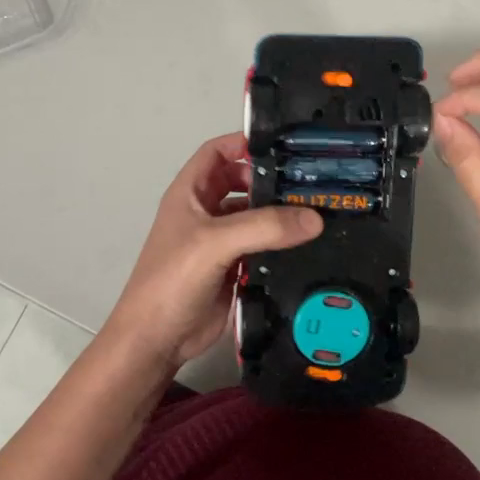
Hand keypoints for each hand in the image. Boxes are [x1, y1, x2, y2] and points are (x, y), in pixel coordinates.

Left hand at [103, 134, 322, 370]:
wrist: (156, 338)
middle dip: (273, 179)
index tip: (286, 145)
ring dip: (282, 214)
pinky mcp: (233, 269)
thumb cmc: (172, 280)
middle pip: (242, 183)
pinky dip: (283, 245)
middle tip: (316, 180)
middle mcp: (205, 212)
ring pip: (256, 217)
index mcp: (189, 193)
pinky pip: (263, 248)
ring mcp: (220, 242)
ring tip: (323, 210)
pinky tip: (312, 245)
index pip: (217, 152)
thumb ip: (264, 227)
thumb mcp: (214, 243)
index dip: (245, 142)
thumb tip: (315, 218)